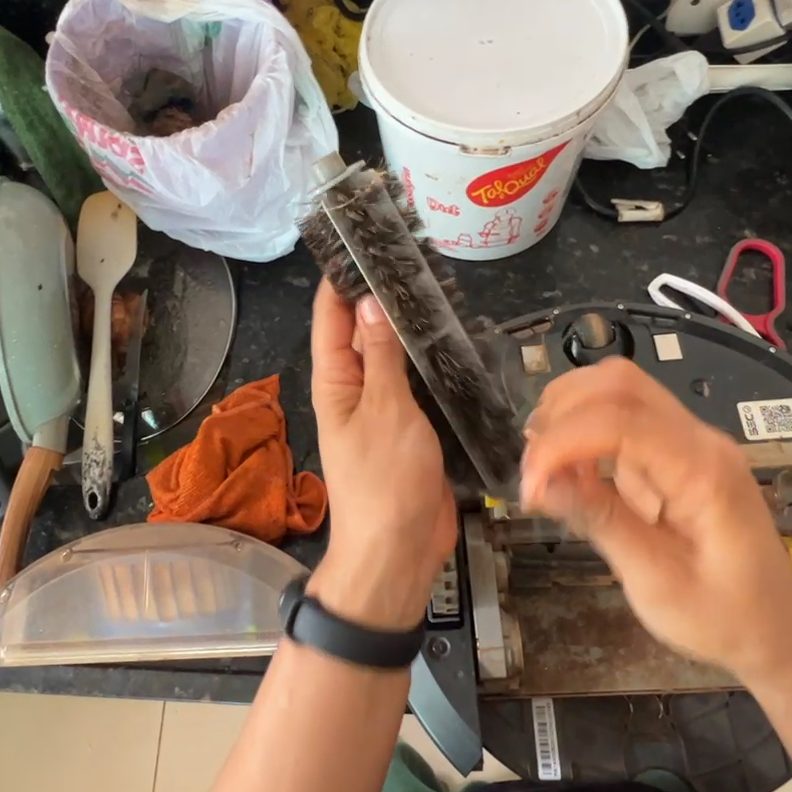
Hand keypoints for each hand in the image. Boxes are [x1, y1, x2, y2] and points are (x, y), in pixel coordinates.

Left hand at [307, 279, 456, 629]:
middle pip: (365, 332)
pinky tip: (460, 341)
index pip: (331, 317)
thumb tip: (367, 300)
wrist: (399, 551)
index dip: (343, 278)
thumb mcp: (384, 410)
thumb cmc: (385, 480)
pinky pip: (420, 386)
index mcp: (335, 382)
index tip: (366, 239)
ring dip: (413, 329)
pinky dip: (434, 363)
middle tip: (420, 256)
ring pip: (397, 357)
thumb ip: (380, 356)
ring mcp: (386, 410)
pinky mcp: (414, 429)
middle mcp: (356, 390)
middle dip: (385, 297)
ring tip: (445, 288)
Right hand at [517, 357, 791, 682]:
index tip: (530, 487)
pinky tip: (567, 469)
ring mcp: (690, 440)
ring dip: (567, 414)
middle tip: (532, 469)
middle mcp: (699, 439)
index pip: (620, 421)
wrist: (776, 628)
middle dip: (560, 414)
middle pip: (618, 383)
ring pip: (617, 388)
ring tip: (542, 466)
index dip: (562, 442)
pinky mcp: (675, 450)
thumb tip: (540, 484)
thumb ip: (601, 522)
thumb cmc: (724, 616)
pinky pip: (622, 415)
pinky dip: (581, 429)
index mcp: (703, 472)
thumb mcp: (657, 583)